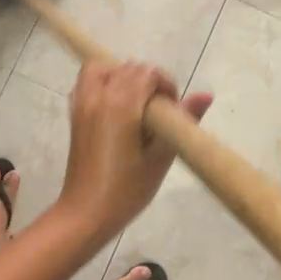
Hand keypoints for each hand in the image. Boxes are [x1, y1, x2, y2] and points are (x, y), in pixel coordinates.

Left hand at [57, 61, 211, 235]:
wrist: (86, 212)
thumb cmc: (127, 189)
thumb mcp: (161, 157)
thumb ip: (181, 121)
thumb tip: (206, 95)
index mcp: (121, 104)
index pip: (148, 73)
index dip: (166, 86)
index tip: (172, 112)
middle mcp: (99, 95)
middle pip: (127, 68)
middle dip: (147, 81)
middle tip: (158, 113)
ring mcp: (82, 103)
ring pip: (102, 69)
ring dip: (121, 77)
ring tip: (136, 106)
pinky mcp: (74, 114)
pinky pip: (87, 84)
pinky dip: (103, 85)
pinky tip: (116, 112)